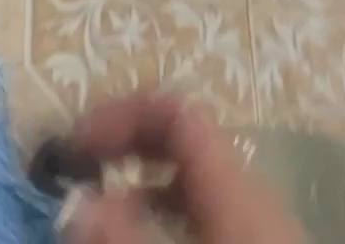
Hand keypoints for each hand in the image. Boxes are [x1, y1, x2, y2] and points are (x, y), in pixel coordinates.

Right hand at [62, 95, 302, 243]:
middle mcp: (254, 202)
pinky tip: (143, 243)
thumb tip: (78, 202)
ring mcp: (266, 234)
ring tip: (106, 222)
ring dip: (142, 191)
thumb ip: (118, 237)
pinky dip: (168, 220)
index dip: (121, 115)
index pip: (175, 114)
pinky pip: (210, 220)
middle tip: (82, 175)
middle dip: (126, 150)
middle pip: (182, 143)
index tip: (78, 148)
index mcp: (235, 193)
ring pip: (193, 187)